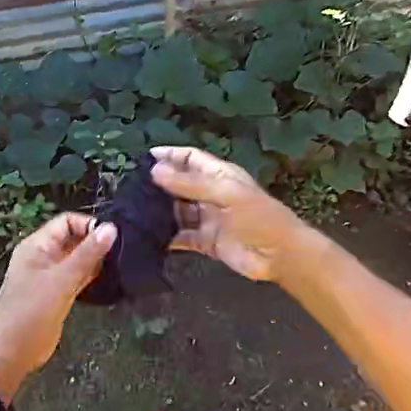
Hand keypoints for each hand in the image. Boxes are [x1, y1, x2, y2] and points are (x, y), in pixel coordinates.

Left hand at [0, 212, 115, 402]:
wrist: (13, 352)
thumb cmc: (31, 311)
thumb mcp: (61, 280)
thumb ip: (87, 254)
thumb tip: (111, 229)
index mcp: (37, 246)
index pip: (67, 222)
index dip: (89, 225)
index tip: (113, 236)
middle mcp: (44, 257)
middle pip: (74, 239)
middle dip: (95, 242)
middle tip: (122, 251)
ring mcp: (51, 276)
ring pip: (78, 259)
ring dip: (96, 260)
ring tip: (119, 264)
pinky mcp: (58, 294)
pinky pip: (78, 277)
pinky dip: (92, 276)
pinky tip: (110, 279)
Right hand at [149, 145, 310, 282]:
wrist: (279, 255)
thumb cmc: (258, 218)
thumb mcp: (226, 194)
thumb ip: (191, 184)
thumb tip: (156, 171)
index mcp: (220, 176)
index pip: (191, 158)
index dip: (171, 155)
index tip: (145, 157)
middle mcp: (211, 194)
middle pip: (181, 184)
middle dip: (159, 184)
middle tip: (130, 187)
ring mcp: (208, 219)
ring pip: (178, 211)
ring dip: (160, 211)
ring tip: (133, 211)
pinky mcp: (206, 242)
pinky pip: (182, 236)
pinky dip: (167, 236)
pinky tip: (148, 236)